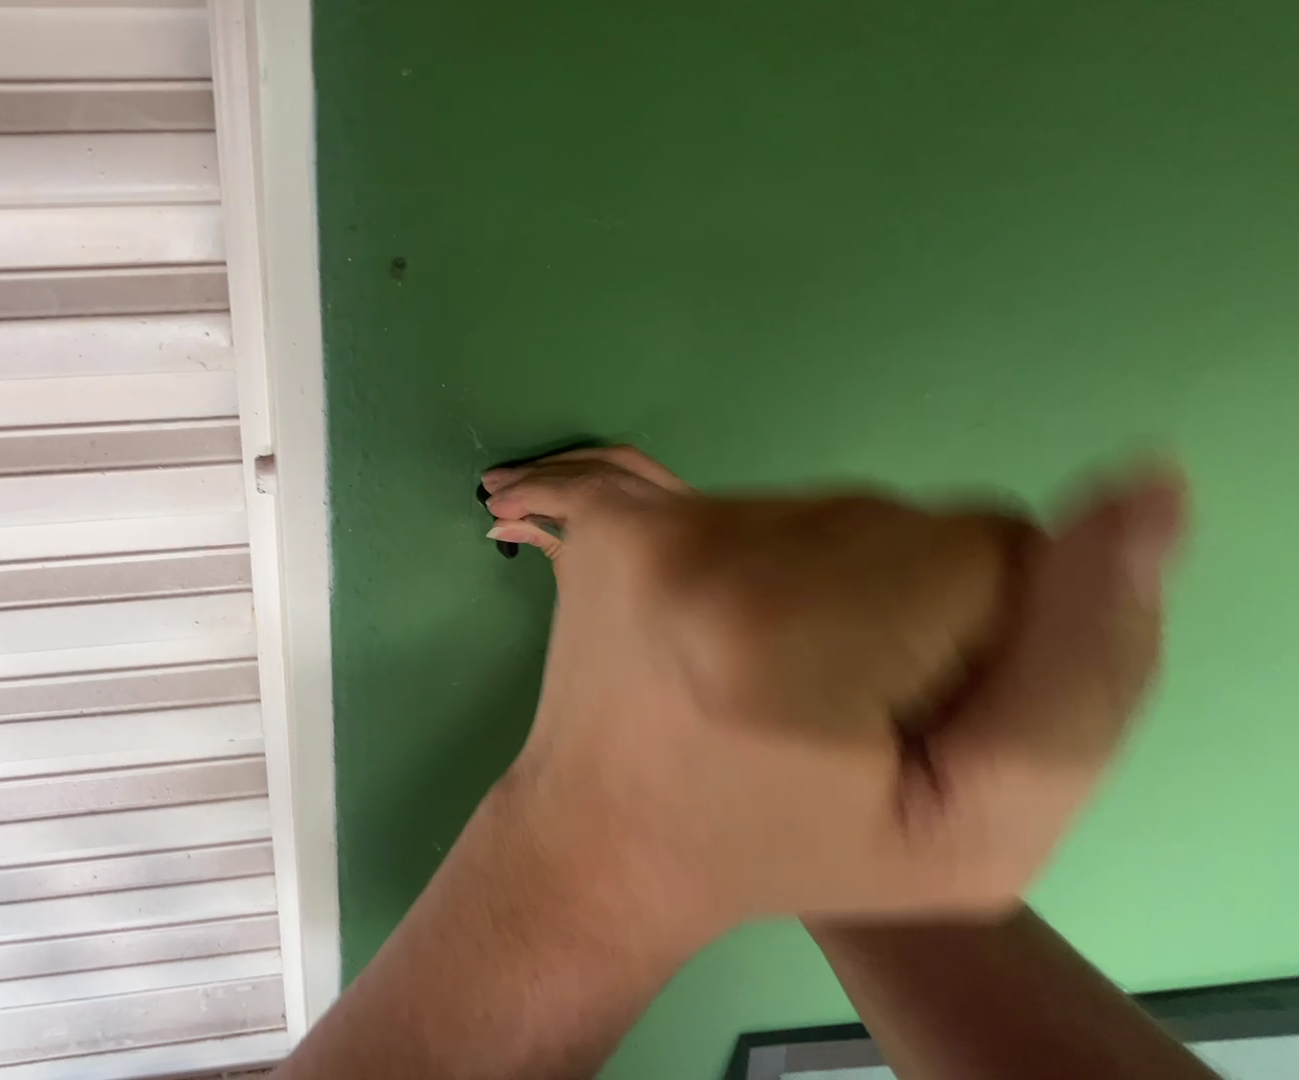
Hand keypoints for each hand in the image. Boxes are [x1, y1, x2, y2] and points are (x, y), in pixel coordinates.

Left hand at [481, 446, 1182, 939]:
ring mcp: (637, 524)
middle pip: (895, 518)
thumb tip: (1140, 494)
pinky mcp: (602, 515)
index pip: (993, 545)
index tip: (904, 704)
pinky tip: (713, 620)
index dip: (983, 631)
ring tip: (766, 668)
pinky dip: (752, 553)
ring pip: (820, 508)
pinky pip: (738, 498)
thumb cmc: (782, 848)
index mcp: (790, 635)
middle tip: (826, 694)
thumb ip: (1084, 672)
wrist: (602, 833)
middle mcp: (699, 552)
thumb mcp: (975, 830)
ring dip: (824, 578)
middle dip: (901, 598)